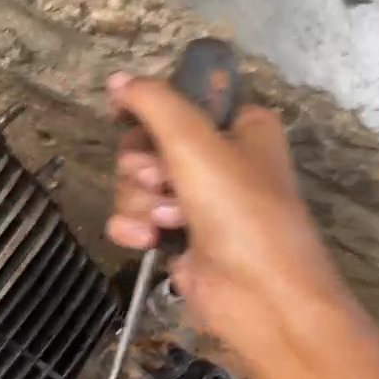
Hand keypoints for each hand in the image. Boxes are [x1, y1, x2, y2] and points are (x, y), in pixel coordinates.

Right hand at [106, 72, 364, 369]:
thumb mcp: (195, 142)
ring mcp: (196, 201)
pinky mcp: (176, 237)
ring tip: (169, 222)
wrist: (262, 298)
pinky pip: (133, 217)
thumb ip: (152, 103)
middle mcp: (217, 160)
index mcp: (237, 127)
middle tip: (162, 182)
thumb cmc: (240, 212)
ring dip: (141, 202)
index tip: (134, 126)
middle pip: (145, 144)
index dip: (150, 116)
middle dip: (144, 167)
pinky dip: (134, 227)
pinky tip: (146, 240)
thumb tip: (117, 79)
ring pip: (134, 184)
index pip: (175, 102)